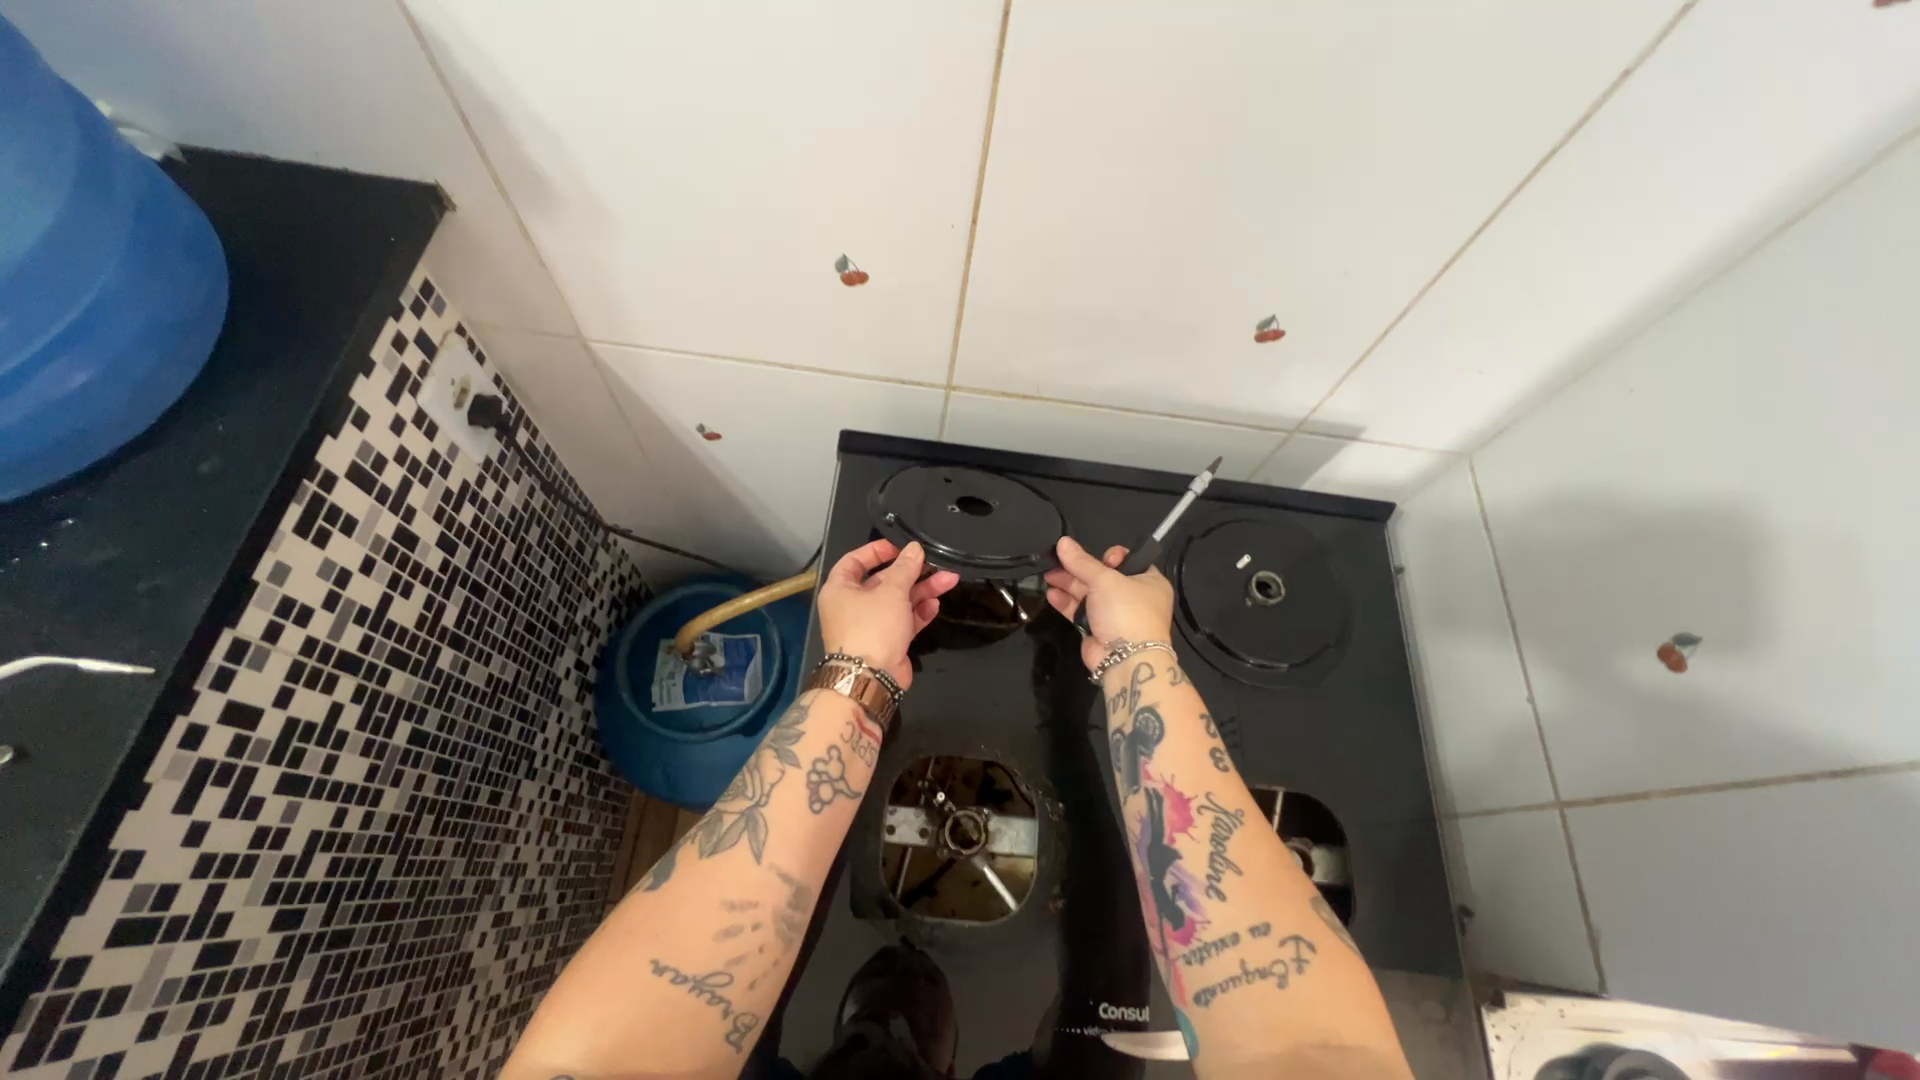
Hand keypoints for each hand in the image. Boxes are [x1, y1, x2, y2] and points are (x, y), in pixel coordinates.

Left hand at [816, 539, 959, 690]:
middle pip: (883, 581)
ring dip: (922, 591)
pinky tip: (935, 605)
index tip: (899, 546)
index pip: (855, 561)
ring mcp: (870, 625)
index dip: (876, 551)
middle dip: (911, 573)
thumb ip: (906, 568)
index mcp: (840, 589)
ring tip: (949, 580)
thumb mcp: (891, 591)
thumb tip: (914, 548)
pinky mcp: (887, 642)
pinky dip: (918, 613)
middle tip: (935, 563)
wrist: (870, 678)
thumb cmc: (872, 626)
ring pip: (898, 601)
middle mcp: (852, 605)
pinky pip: (903, 621)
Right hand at [1044, 536, 1175, 671]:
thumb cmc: (1126, 610)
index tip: (1102, 559)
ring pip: (1089, 593)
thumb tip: (1062, 542)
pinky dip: (1067, 602)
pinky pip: (1081, 611)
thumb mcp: (1105, 580)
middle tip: (1056, 562)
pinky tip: (1051, 594)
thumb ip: (1081, 561)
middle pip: (1102, 576)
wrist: (1126, 659)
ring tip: (1047, 575)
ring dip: (1069, 584)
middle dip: (1079, 569)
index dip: (1111, 557)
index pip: (1129, 560)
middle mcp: (1134, 596)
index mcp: (1149, 581)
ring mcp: (1115, 614)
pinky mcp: (1099, 629)